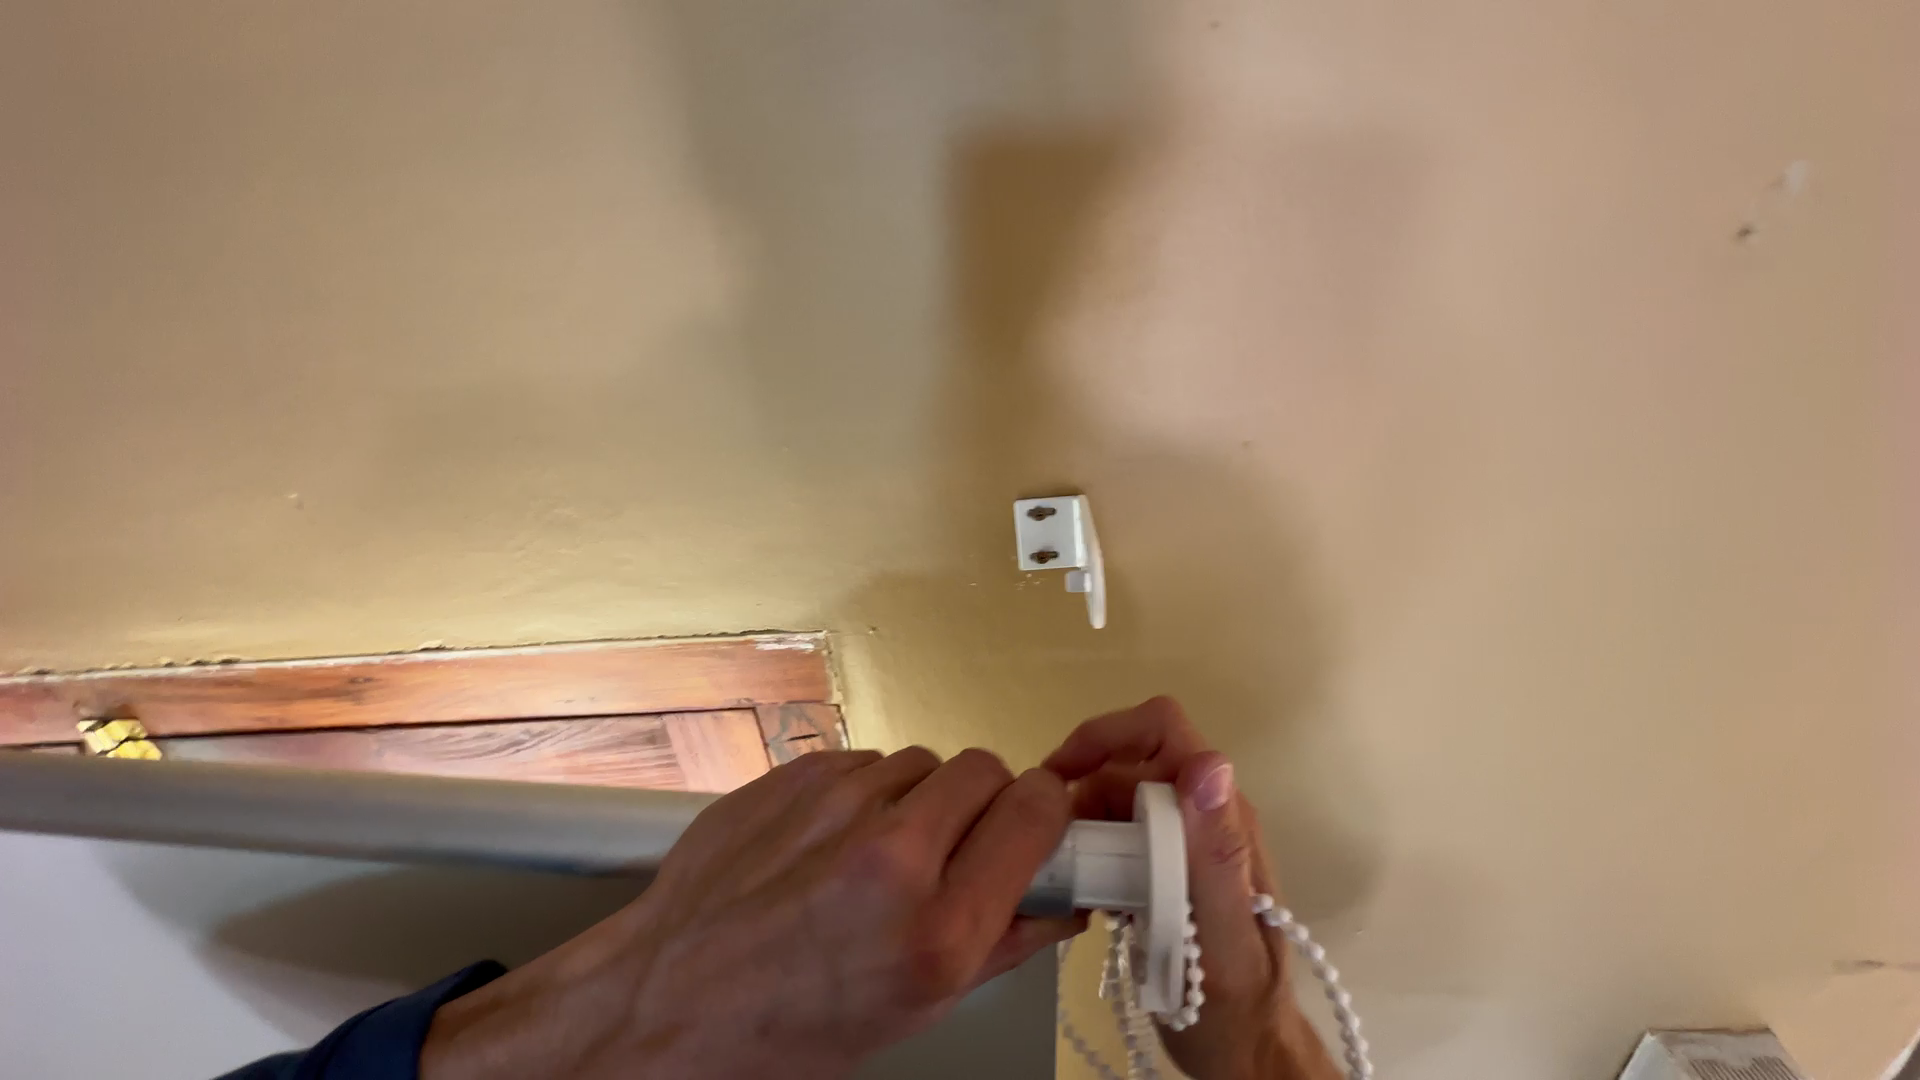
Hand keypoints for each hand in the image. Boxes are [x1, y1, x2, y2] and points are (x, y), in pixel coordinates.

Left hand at [421, 748, 1079, 1079]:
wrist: (669, 999)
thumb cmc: (792, 1026)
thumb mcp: (916, 1011)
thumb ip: (1005, 943)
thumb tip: (1064, 898)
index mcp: (935, 929)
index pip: (1034, 812)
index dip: (1045, 811)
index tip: (1036, 822)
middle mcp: (891, 853)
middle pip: (984, 769)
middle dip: (985, 800)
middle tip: (957, 840)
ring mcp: (836, 801)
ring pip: (921, 762)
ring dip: (919, 797)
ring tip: (880, 848)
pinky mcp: (795, 774)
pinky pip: (864, 761)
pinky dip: (865, 792)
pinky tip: (833, 837)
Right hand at [1044, 697, 1341, 1079]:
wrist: (1246, 1054)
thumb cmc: (1233, 1003)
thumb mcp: (1219, 936)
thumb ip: (1213, 852)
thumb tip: (1209, 761)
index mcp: (1219, 814)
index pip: (1162, 730)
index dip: (1106, 735)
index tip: (1060, 776)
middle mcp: (1202, 813)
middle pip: (1128, 763)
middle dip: (1085, 791)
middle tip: (1056, 846)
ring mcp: (1184, 838)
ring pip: (1117, 796)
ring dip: (1085, 824)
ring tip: (1071, 876)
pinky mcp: (1167, 864)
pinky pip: (1117, 832)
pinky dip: (1093, 851)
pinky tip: (1088, 892)